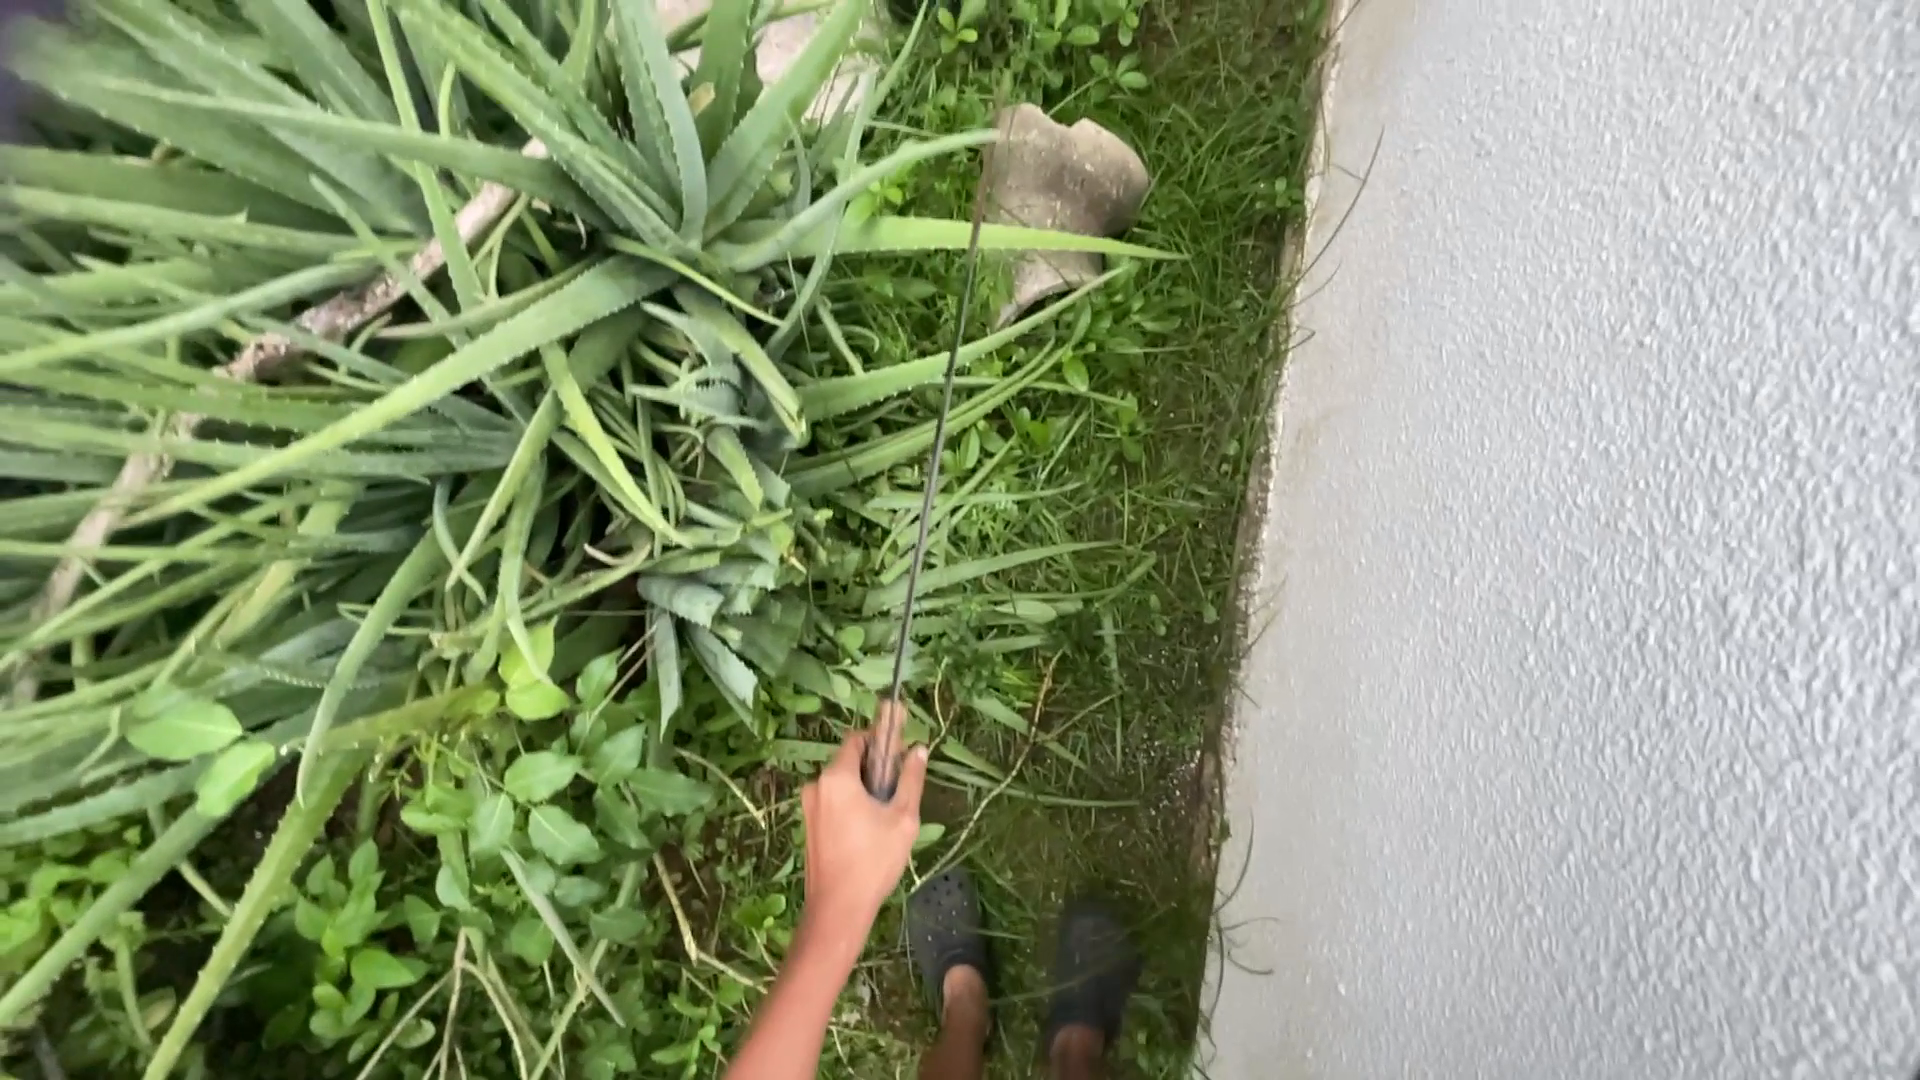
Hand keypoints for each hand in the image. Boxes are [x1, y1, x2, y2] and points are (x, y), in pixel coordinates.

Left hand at [797, 706, 928, 952]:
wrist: (837, 910)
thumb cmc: (874, 861)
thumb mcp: (903, 818)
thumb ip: (911, 779)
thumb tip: (919, 749)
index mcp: (837, 777)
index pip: (858, 739)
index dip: (881, 738)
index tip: (901, 750)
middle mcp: (817, 785)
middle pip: (849, 760)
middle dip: (875, 766)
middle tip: (899, 786)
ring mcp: (809, 806)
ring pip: (842, 782)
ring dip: (864, 787)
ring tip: (887, 813)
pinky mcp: (808, 825)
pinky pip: (834, 800)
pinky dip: (851, 803)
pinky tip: (869, 828)